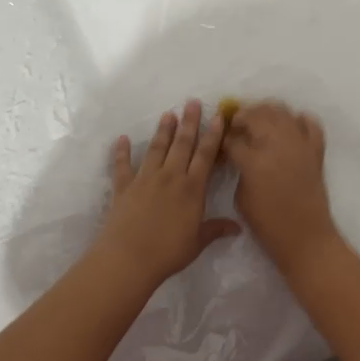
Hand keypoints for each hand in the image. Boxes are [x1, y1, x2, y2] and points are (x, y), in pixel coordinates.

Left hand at [95, 100, 239, 285]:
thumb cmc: (168, 252)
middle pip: (182, 144)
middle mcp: (170, 177)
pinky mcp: (123, 187)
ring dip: (163, 130)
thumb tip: (237, 227)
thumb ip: (215, 229)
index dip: (213, 136)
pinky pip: (122, 165)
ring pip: (156, 149)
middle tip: (192, 102)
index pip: (206, 156)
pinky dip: (121, 151)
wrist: (129, 257)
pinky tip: (122, 139)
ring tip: (168, 114)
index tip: (218, 117)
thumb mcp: (197, 242)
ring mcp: (145, 179)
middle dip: (189, 122)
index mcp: (192, 189)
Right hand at [223, 102, 340, 273]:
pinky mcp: (315, 150)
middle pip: (256, 115)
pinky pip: (310, 124)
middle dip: (242, 117)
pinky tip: (290, 125)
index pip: (232, 138)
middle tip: (236, 125)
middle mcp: (277, 145)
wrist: (305, 236)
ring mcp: (299, 145)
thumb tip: (239, 156)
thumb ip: (240, 170)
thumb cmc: (267, 223)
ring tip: (258, 121)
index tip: (219, 141)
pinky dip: (299, 120)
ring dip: (266, 112)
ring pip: (281, 112)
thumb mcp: (241, 197)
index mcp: (254, 160)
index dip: (223, 138)